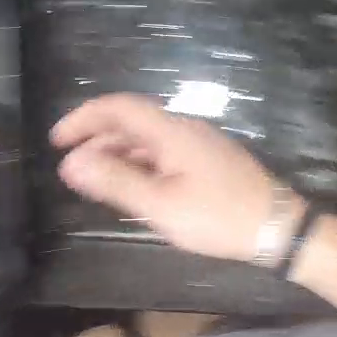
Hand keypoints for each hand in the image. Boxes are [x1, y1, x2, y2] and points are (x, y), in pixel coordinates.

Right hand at [50, 94, 288, 261]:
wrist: (279, 228)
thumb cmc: (218, 218)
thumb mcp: (161, 205)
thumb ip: (116, 182)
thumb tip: (71, 164)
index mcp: (172, 132)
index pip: (119, 107)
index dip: (83, 118)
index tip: (57, 141)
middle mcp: (186, 129)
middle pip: (134, 122)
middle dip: (98, 140)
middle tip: (73, 168)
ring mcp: (202, 145)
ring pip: (151, 140)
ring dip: (120, 155)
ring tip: (97, 181)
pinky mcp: (212, 163)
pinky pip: (167, 154)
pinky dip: (143, 166)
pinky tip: (136, 189)